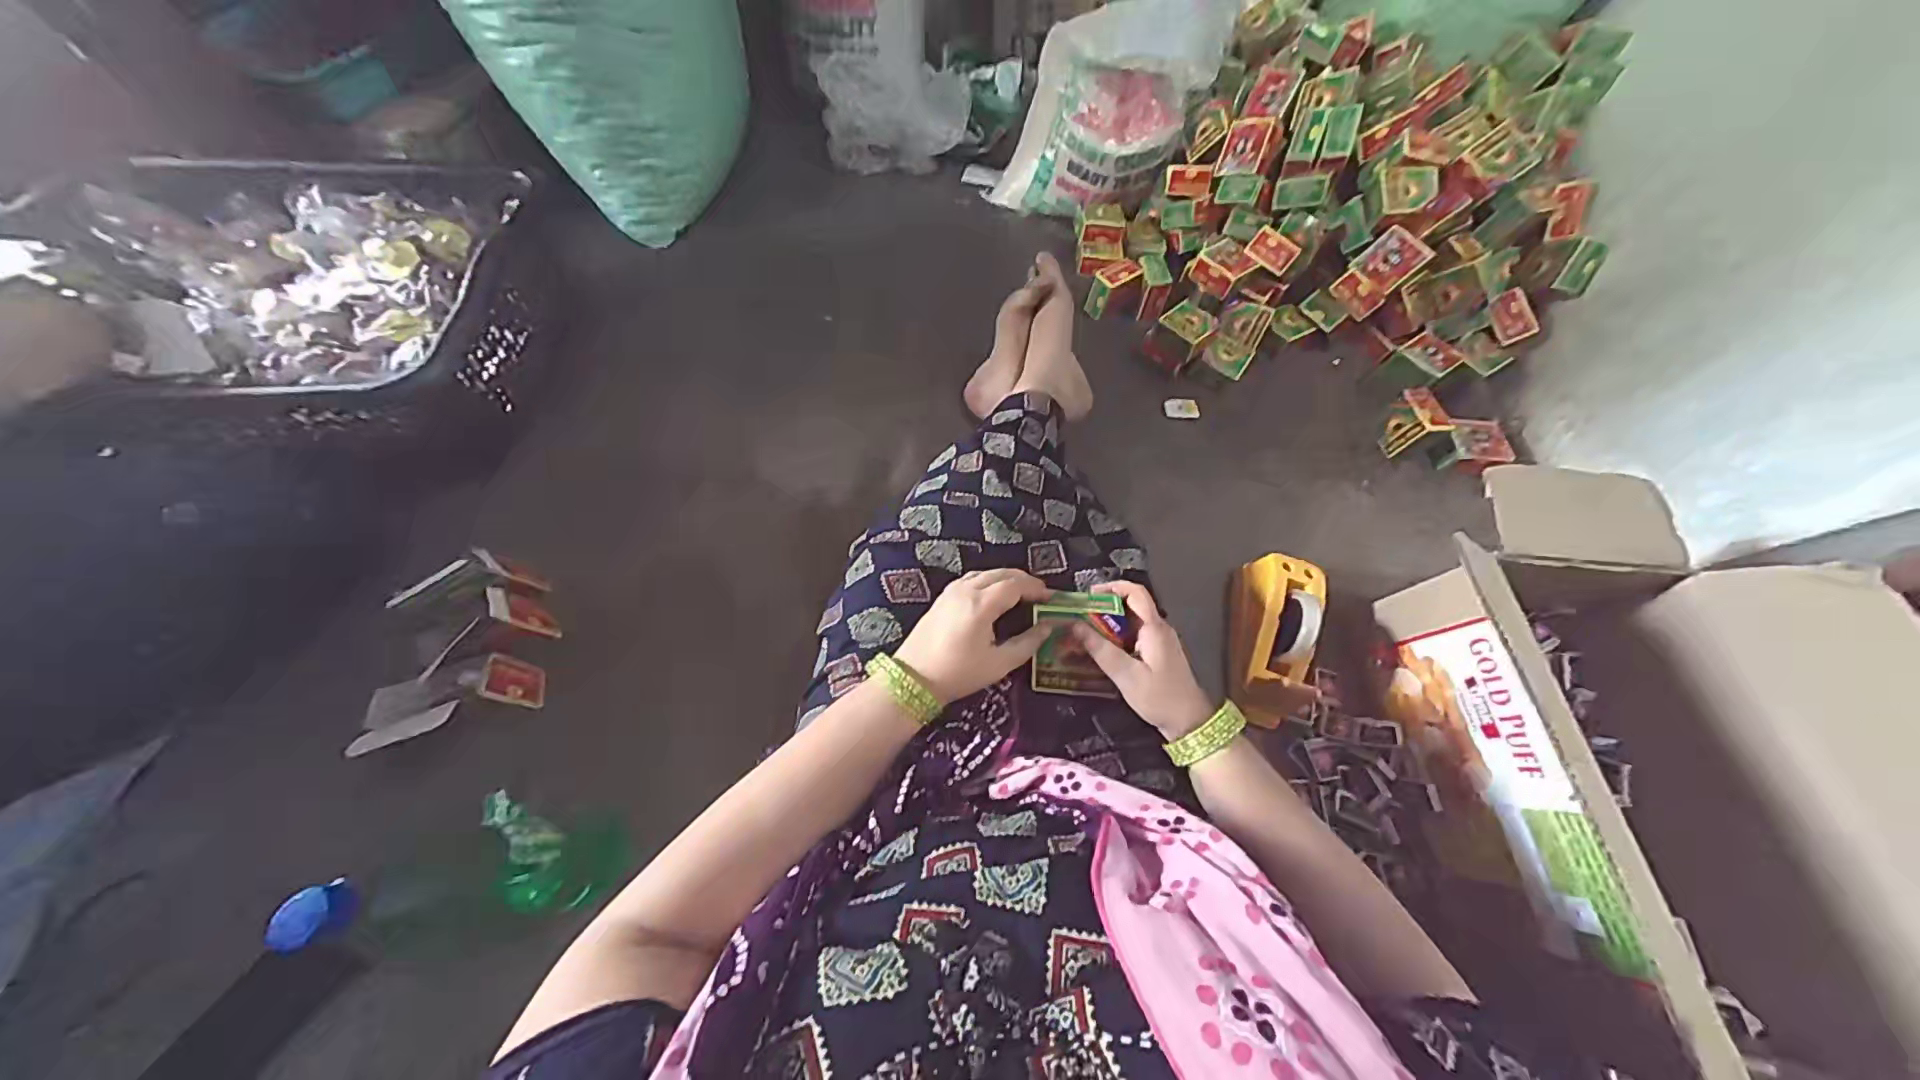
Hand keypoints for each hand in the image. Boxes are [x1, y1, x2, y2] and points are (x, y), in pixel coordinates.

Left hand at [893, 569, 1057, 705]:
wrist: (913, 678)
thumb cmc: (958, 673)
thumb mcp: (999, 663)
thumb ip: (1027, 643)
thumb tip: (1047, 628)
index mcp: (981, 604)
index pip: (1015, 585)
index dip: (1036, 588)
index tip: (1051, 598)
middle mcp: (966, 590)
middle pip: (1001, 573)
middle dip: (1024, 580)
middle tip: (1040, 594)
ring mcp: (951, 591)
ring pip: (985, 573)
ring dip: (1006, 579)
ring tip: (1021, 593)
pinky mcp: (942, 597)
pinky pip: (971, 579)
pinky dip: (989, 581)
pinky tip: (995, 595)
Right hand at [1070, 581, 1214, 739]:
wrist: (1189, 722)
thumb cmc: (1160, 698)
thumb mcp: (1126, 675)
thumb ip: (1101, 650)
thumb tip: (1075, 626)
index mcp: (1154, 628)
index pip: (1136, 592)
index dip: (1113, 587)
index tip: (1089, 594)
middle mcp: (1158, 629)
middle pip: (1131, 605)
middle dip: (1104, 606)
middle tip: (1079, 616)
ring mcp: (1159, 641)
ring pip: (1131, 621)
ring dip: (1108, 623)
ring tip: (1084, 632)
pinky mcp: (1156, 653)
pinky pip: (1133, 635)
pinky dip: (1116, 636)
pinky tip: (1100, 649)